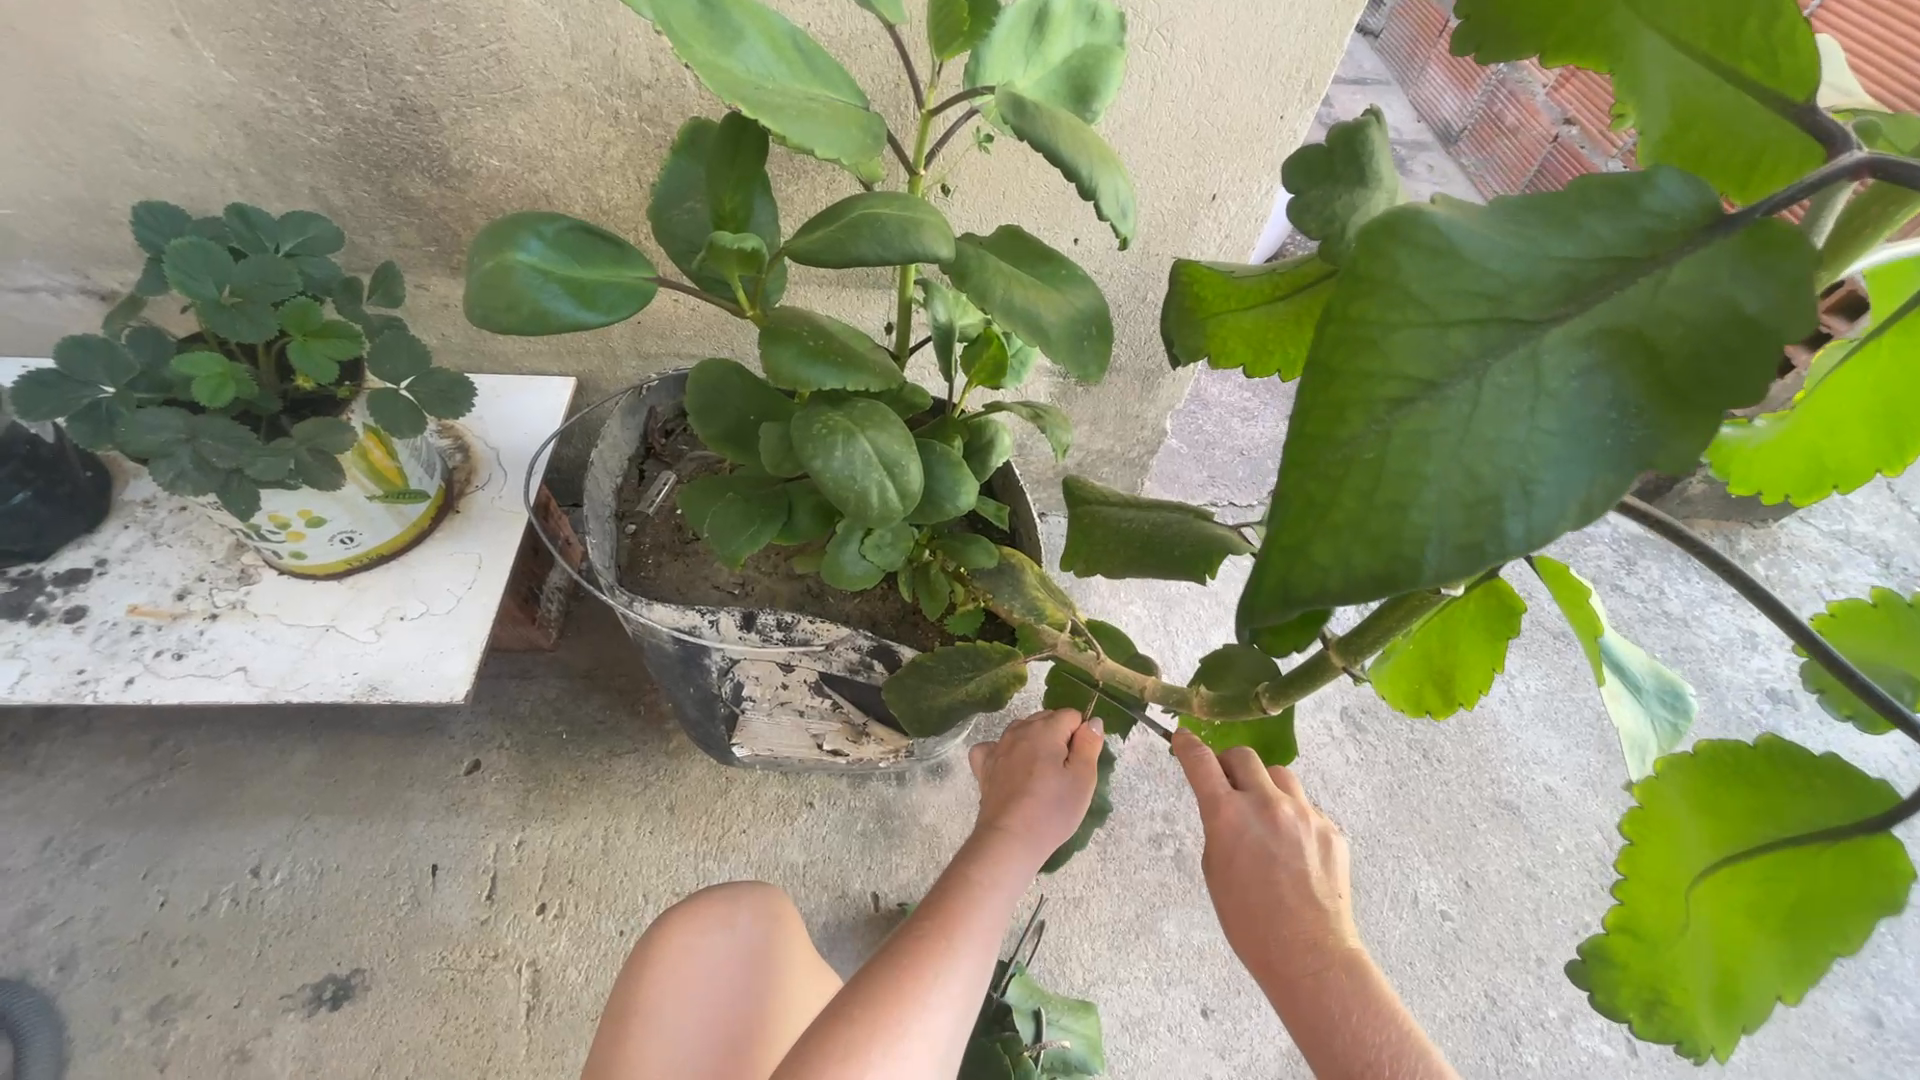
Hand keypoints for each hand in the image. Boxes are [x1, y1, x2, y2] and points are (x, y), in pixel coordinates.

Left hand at [966, 709, 1103, 870]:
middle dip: (1059, 736)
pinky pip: (994, 747)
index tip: (1081, 762)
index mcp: (1045, 729)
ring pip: (1022, 730)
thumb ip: (1089, 744)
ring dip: (1034, 742)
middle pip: (1046, 719)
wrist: (1010, 839)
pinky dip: (1004, 752)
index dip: (1081, 736)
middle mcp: (1019, 730)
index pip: (1071, 716)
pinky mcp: (984, 765)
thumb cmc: (1052, 810)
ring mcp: (998, 746)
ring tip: (1042, 774)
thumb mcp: (1083, 779)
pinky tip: (1010, 768)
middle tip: (1065, 772)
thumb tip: (1092, 720)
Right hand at [1172, 730, 1361, 985]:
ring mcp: (1304, 814)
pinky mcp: (1331, 830)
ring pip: (1279, 776)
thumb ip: (1218, 828)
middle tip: (1228, 786)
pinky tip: (1294, 851)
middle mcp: (1266, 804)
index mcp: (1228, 815)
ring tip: (1266, 818)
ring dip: (1265, 787)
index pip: (1200, 762)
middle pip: (1243, 757)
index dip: (1187, 745)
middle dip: (1230, 765)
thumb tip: (1228, 809)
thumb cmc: (1248, 921)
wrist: (1309, 955)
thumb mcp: (1214, 869)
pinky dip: (1294, 819)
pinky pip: (1307, 808)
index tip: (1182, 737)